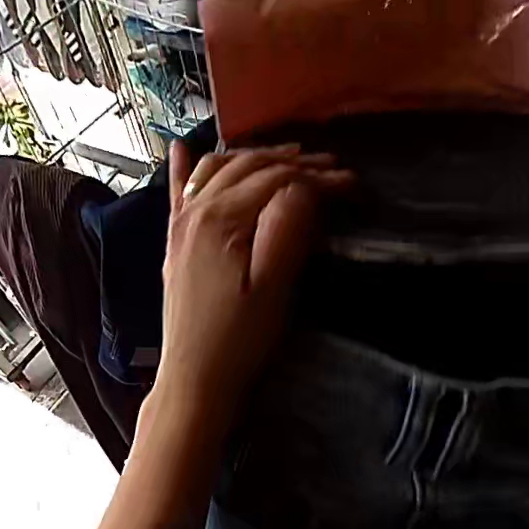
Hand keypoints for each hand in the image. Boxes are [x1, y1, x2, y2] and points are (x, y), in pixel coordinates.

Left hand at [154, 141, 351, 430]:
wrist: (195, 380)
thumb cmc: (239, 340)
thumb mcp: (273, 287)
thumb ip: (288, 229)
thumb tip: (304, 187)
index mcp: (221, 219)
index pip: (278, 181)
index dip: (319, 179)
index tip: (353, 184)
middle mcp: (195, 212)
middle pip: (249, 168)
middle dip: (294, 162)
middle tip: (333, 167)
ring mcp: (181, 226)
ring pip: (218, 171)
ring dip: (256, 158)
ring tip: (289, 158)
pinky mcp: (176, 244)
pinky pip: (180, 193)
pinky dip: (188, 168)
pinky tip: (184, 148)